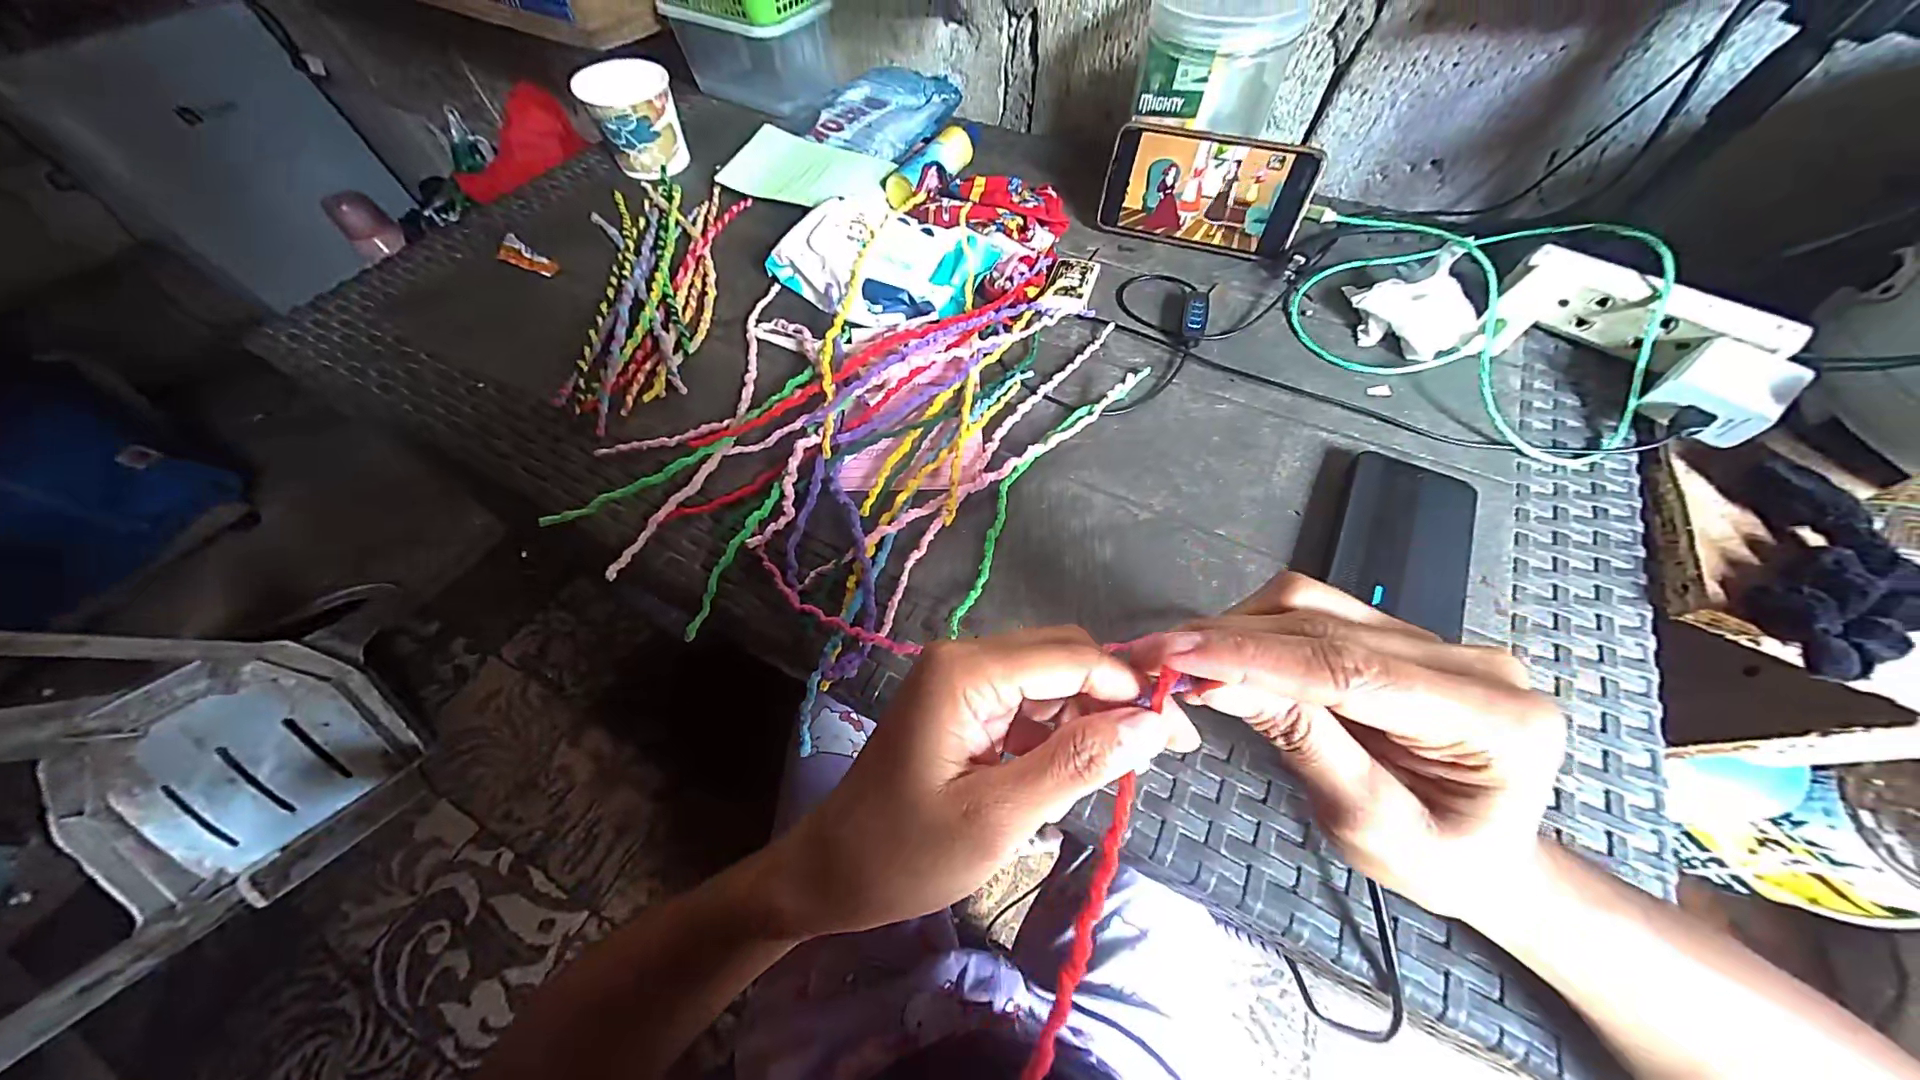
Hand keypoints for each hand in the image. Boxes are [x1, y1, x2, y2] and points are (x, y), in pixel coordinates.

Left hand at [756, 627, 1200, 937]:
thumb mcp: (998, 818)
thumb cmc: (904, 854)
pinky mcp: (964, 705)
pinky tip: (1075, 768)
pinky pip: (1028, 703)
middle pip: (1063, 659)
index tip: (1177, 734)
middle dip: (1113, 700)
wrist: (831, 873)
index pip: (1071, 658)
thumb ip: (1076, 764)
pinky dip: (1059, 732)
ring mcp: (962, 679)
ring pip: (1050, 681)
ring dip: (1089, 718)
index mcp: (967, 672)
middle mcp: (965, 658)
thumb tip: (1150, 725)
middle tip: (1160, 754)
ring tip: (1118, 770)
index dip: (1129, 689)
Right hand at [1129, 572, 1566, 918]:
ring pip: (1310, 603)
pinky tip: (1220, 651)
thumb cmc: (1438, 861)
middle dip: (1227, 639)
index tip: (1175, 656)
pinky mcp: (1396, 633)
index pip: (1347, 667)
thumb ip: (1302, 742)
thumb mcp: (1366, 823)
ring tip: (1179, 657)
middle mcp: (1468, 661)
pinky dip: (1253, 627)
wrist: (1486, 856)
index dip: (1252, 656)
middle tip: (1152, 657)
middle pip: (1322, 625)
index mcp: (1491, 719)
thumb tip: (1217, 684)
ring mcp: (1434, 639)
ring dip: (1235, 627)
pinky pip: (1312, 611)